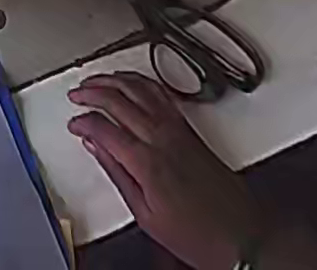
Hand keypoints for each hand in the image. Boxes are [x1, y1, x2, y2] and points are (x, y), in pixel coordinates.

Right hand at [68, 72, 262, 269]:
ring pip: (136, 86)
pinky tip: (128, 79)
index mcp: (146, 162)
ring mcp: (175, 126)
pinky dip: (138, 78)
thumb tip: (94, 147)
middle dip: (90, 92)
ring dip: (111, 78)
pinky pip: (158, 90)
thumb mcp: (146, 216)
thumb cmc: (199, 234)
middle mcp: (160, 136)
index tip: (74, 123)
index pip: (103, 127)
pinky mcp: (187, 124)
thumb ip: (116, 174)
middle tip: (76, 95)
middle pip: (116, 98)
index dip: (82, 121)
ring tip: (94, 80)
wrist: (242, 238)